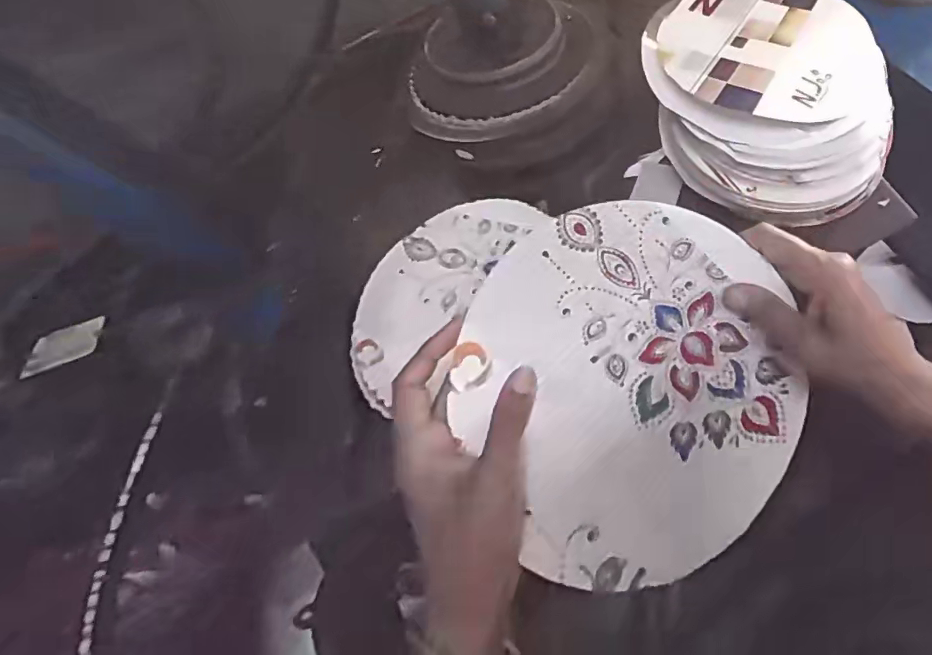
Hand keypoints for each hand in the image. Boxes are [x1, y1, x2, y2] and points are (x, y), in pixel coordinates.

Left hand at [393, 318, 534, 654]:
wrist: (472, 606)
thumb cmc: (474, 541)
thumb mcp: (497, 477)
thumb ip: (508, 422)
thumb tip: (522, 370)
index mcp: (416, 449)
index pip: (409, 386)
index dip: (430, 352)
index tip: (462, 324)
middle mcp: (422, 453)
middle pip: (428, 395)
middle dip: (455, 362)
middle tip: (491, 335)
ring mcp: (440, 469)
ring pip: (451, 413)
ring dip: (474, 386)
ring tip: (507, 359)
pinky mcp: (459, 480)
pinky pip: (469, 431)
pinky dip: (487, 410)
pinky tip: (516, 403)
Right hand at [725, 224, 931, 432]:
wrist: (903, 382)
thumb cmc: (855, 365)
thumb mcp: (805, 345)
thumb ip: (768, 314)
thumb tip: (731, 290)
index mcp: (821, 267)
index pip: (770, 238)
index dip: (740, 244)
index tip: (716, 263)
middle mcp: (832, 260)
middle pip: (781, 250)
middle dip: (751, 267)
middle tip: (722, 288)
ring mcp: (842, 271)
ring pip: (793, 265)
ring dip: (769, 282)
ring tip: (741, 305)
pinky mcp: (846, 285)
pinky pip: (808, 277)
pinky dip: (787, 291)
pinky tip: (773, 316)